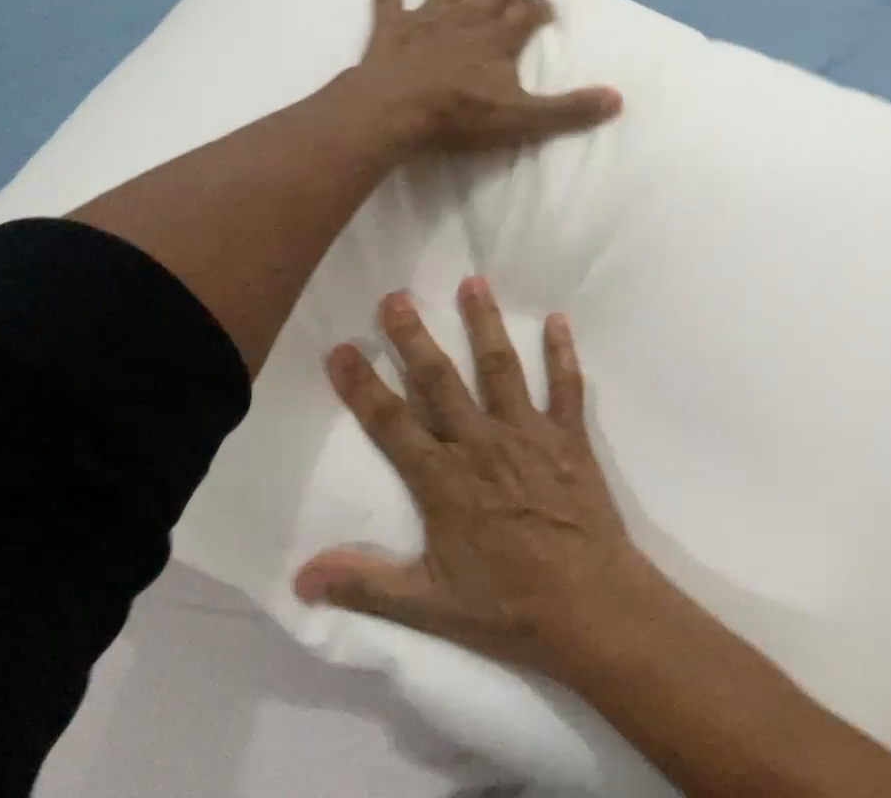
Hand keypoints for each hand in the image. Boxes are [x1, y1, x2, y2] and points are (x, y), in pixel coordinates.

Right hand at [294, 277, 664, 677]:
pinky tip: (558, 320)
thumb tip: (300, 578)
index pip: (391, 422)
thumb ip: (365, 583)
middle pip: (440, 381)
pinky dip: (562, 352)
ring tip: (473, 282)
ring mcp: (530, 436)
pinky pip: (567, 386)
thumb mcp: (429, 606)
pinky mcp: (570, 439)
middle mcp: (482, 444)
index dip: (362, 385)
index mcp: (443, 480)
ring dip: (485, 324)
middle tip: (397, 296)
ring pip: (501, 368)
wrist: (590, 604)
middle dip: (415, 337)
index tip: (341, 347)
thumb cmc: (508, 607)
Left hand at [346, 0, 621, 154]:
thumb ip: (569, 110)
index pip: (527, 15)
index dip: (540, 9)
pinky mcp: (390, 28)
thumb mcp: (523, 120)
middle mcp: (466, 20)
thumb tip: (617, 98)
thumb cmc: (460, 116)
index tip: (549, 8)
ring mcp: (425, 19)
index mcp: (498, 39)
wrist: (395, 111)